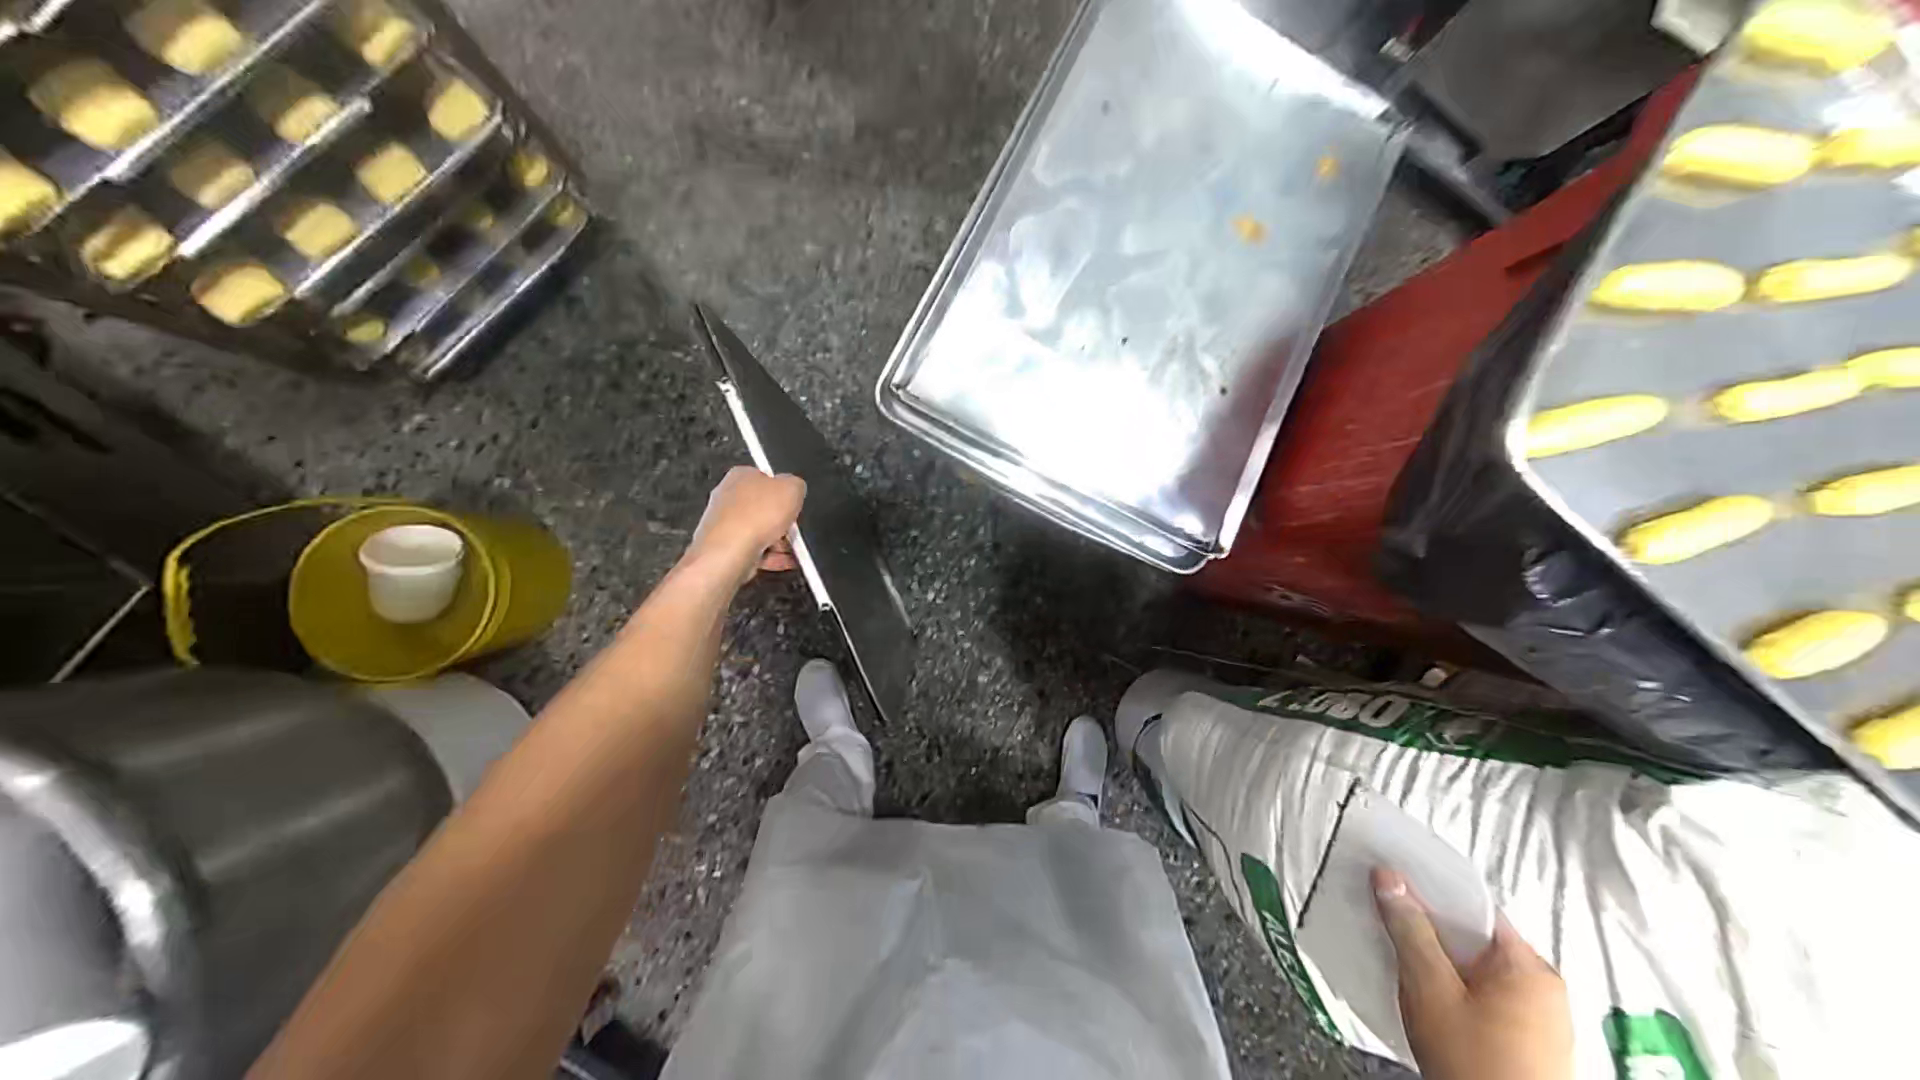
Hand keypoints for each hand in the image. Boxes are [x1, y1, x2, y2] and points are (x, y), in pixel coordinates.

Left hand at [684, 466, 805, 583]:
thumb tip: (795, 489)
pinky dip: (769, 556)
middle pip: (764, 508)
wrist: (729, 553)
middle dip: (782, 521)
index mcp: (740, 475)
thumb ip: (796, 484)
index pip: (767, 479)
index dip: (784, 493)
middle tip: (793, 528)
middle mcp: (727, 496)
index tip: (794, 504)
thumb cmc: (754, 517)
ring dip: (778, 541)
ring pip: (760, 532)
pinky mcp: (725, 547)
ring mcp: (723, 524)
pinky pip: (753, 550)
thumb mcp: (793, 488)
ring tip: (790, 549)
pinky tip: (781, 560)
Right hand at [1373, 867, 1572, 1079]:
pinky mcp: (1530, 1041)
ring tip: (1404, 957)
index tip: (1391, 880)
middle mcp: (1545, 987)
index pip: (1473, 905)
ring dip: (1439, 957)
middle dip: (1430, 927)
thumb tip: (1389, 878)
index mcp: (1530, 967)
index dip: (1429, 889)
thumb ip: (1409, 929)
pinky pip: (1484, 991)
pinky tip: (1426, 991)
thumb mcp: (1429, 988)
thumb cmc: (1473, 1063)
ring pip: (1477, 964)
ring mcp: (1542, 1018)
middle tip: (1389, 919)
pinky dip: (1453, 983)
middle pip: (1474, 935)